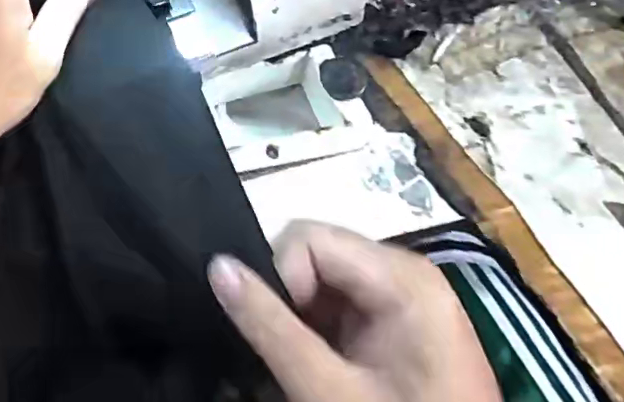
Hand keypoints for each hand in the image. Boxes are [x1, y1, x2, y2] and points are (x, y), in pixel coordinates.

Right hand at [209, 222, 499, 401]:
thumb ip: (271, 326)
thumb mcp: (331, 395)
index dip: (282, 281)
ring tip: (314, 369)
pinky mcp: (399, 322)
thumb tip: (216, 264)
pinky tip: (329, 369)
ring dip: (301, 317)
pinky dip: (318, 329)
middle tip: (299, 359)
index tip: (289, 341)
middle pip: (313, 252)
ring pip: (319, 277)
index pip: (307, 238)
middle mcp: (406, 272)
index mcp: (404, 277)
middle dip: (292, 299)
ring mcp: (405, 297)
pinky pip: (338, 301)